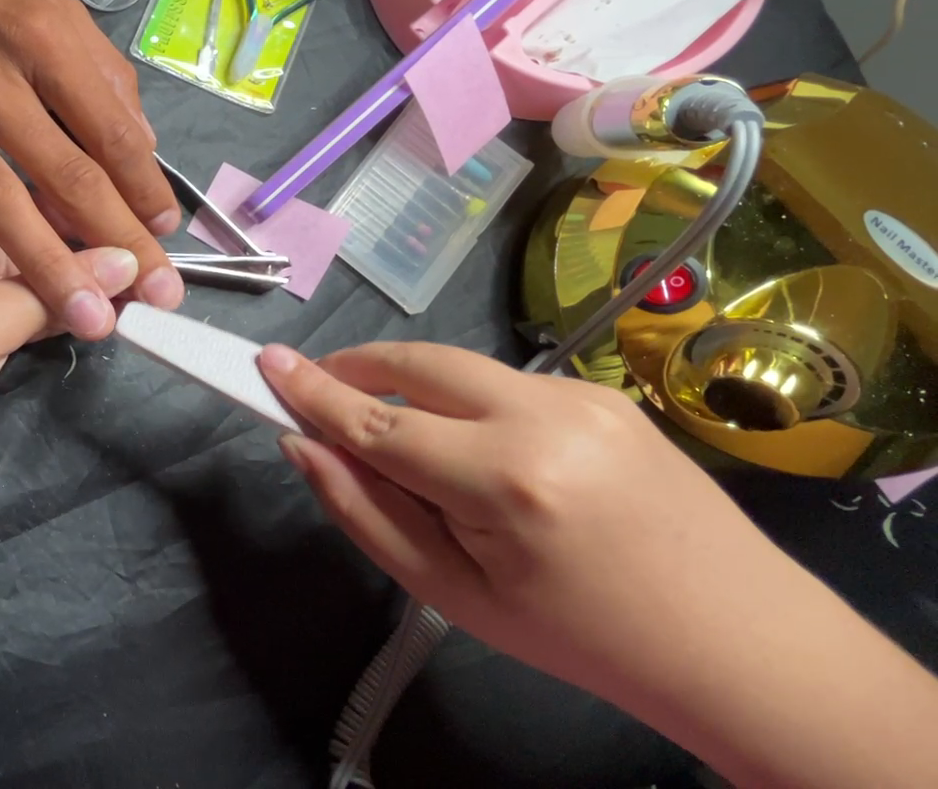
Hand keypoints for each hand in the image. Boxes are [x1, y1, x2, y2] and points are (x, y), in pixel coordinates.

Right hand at [0, 0, 182, 339]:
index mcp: (42, 43)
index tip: (166, 231)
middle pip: (62, 175)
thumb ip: (104, 79)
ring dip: (43, 262)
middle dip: (114, 241)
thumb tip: (139, 151)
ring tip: (84, 317)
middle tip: (153, 299)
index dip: (143, 186)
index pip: (106, 131)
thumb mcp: (59, 9)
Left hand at [0, 203, 139, 457]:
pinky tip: (110, 315)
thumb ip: (58, 291)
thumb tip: (129, 265)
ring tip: (147, 295)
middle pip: (49, 237)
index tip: (151, 234)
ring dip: (89, 287)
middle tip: (160, 273)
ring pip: (47, 273)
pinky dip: (68, 311)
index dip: (97, 217)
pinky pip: (36, 304)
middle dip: (101, 255)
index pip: (41, 202)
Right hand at [256, 342, 809, 703]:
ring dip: (412, 388)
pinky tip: (480, 451)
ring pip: (459, 369)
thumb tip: (302, 444)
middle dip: (357, 367)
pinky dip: (464, 401)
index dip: (313, 390)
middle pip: (416, 363)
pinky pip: (503, 383)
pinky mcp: (605, 394)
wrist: (742, 645)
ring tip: (404, 437)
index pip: (376, 421)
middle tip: (319, 389)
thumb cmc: (576, 634)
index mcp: (503, 481)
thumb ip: (362, 511)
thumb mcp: (450, 593)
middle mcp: (544, 417)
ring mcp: (584, 397)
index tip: (265, 361)